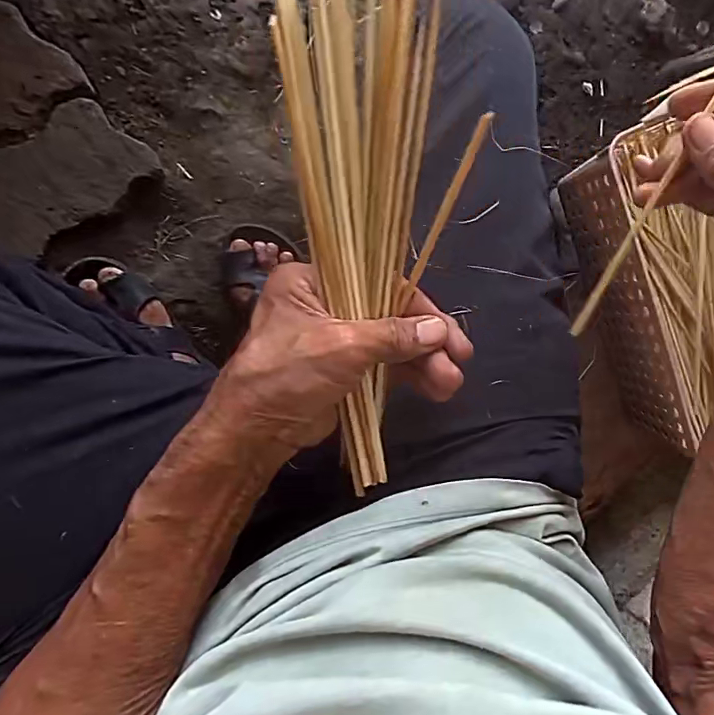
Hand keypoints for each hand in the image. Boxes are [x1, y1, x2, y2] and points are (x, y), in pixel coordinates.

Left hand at [203, 262, 473, 457]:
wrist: (254, 433)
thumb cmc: (286, 375)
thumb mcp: (342, 346)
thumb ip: (393, 335)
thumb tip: (439, 331)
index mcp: (314, 281)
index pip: (379, 282)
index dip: (418, 307)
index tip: (446, 330)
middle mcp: (329, 303)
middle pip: (393, 314)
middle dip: (427, 341)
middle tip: (459, 359)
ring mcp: (341, 338)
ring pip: (395, 343)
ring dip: (425, 362)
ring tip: (450, 383)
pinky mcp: (348, 368)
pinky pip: (389, 365)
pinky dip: (412, 375)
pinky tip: (437, 389)